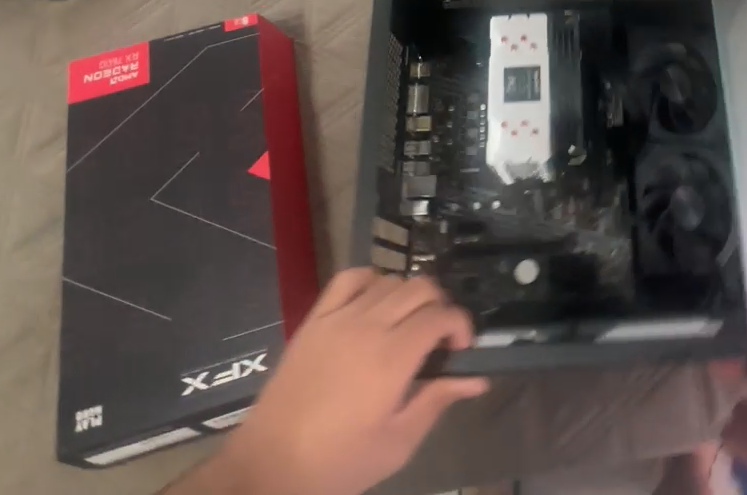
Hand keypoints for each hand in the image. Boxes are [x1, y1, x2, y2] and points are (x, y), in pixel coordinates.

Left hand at [176, 269, 489, 494]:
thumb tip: (478, 377)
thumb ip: (437, 401)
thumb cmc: (338, 462)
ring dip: (409, 296)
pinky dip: (370, 280)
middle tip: (438, 339)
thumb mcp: (397, 443)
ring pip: (390, 280)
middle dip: (441, 306)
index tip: (461, 349)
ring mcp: (338, 318)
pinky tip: (374, 302)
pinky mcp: (314, 319)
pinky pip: (348, 278)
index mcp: (392, 358)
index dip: (461, 325)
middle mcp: (369, 326)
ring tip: (407, 325)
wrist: (269, 467)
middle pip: (421, 287)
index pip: (441, 315)